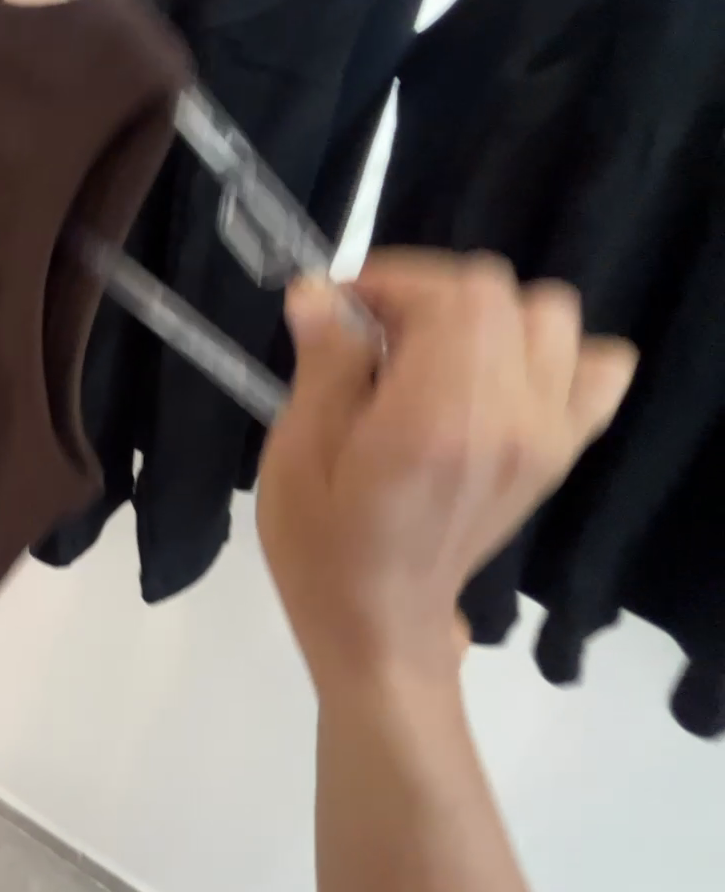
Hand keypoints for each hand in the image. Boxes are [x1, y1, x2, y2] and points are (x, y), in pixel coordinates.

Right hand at [257, 250, 637, 693]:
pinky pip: (594, 365)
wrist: (376, 613)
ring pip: (549, 317)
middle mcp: (514, 417)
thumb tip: (317, 293)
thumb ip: (323, 364)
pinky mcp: (561, 449)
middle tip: (362, 327)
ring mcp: (551, 434)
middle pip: (501, 295)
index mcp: (438, 419)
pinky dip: (542, 350)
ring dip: (478, 315)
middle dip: (423, 292)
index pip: (455, 296)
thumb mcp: (297, 450)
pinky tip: (482, 377)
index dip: (391, 278)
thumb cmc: (317, 536)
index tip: (335, 302)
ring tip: (418, 350)